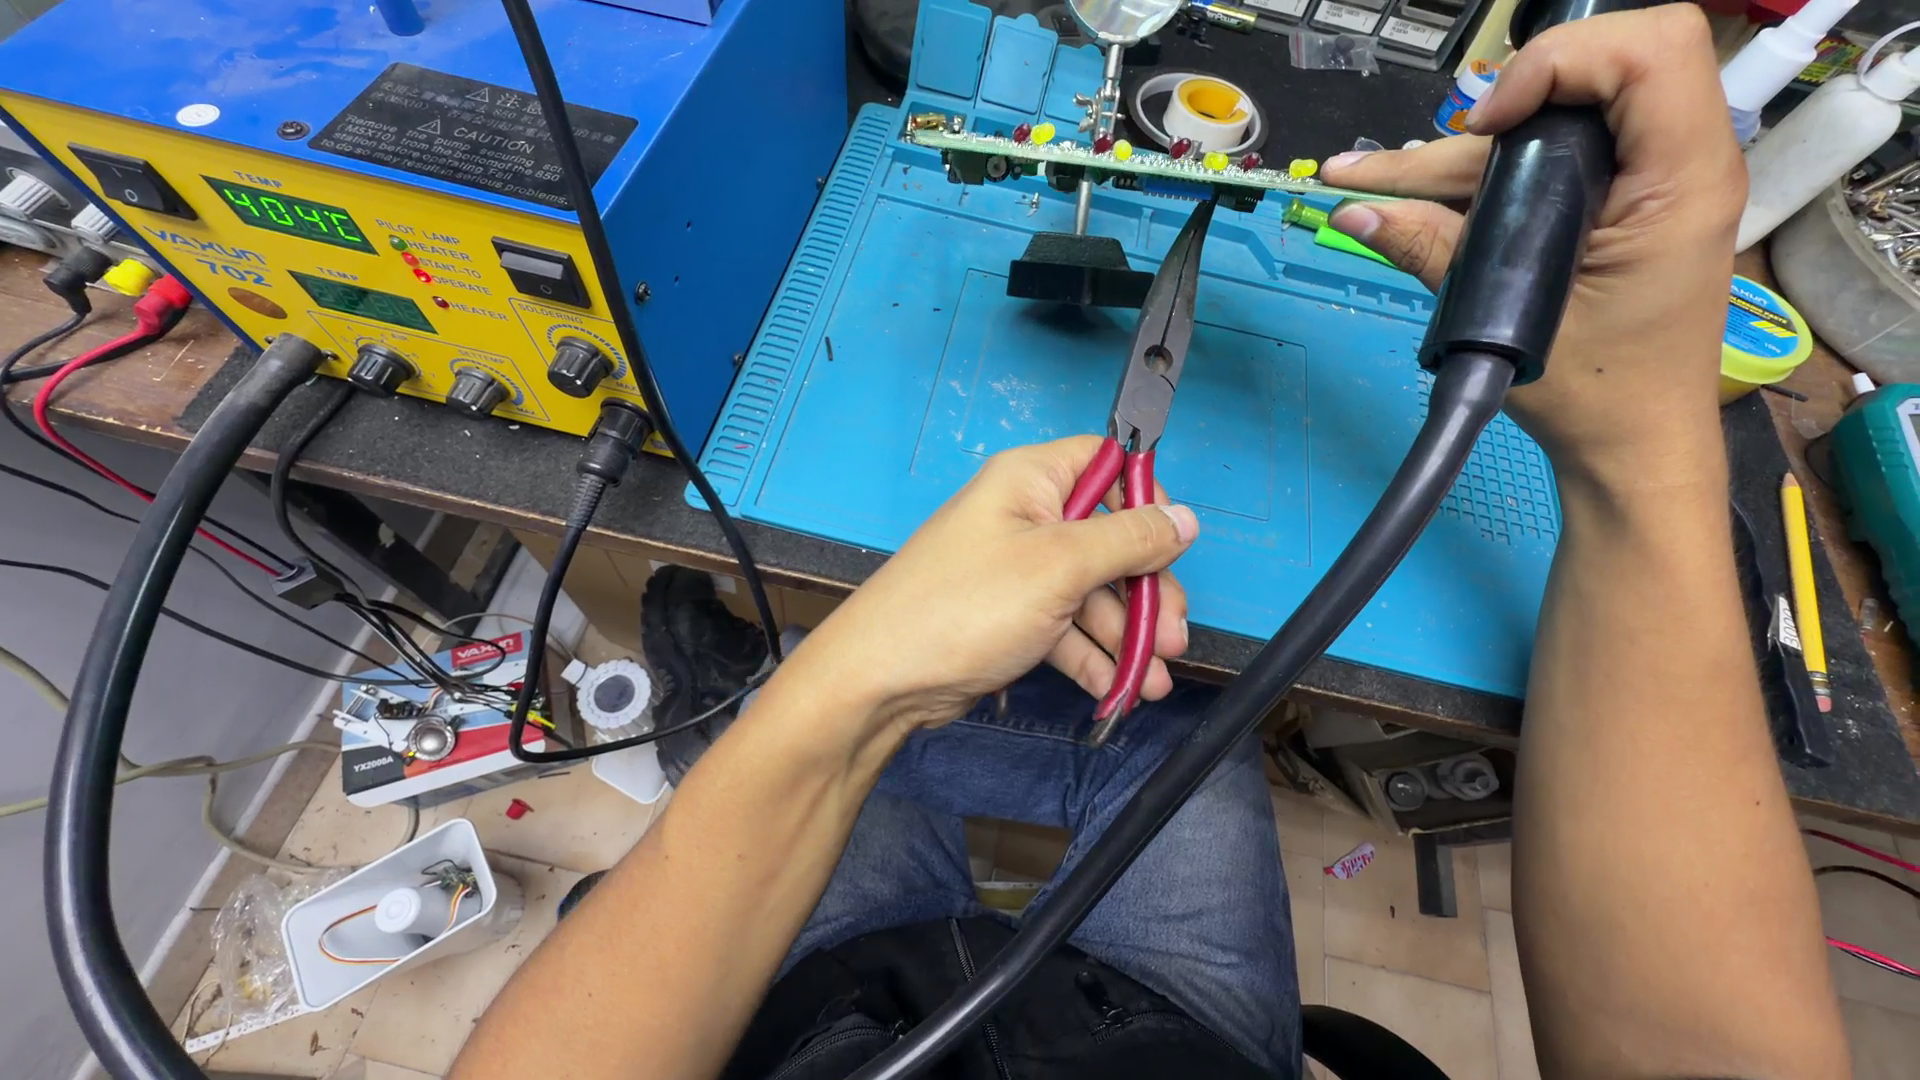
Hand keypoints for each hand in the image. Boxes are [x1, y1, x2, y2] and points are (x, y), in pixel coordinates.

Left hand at [785, 437, 1199, 733]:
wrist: (884, 680)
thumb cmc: (968, 605)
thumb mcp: (1059, 566)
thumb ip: (1128, 540)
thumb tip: (1184, 518)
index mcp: (1030, 480)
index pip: (1104, 464)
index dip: (1143, 498)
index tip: (1171, 544)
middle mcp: (1025, 518)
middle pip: (1108, 539)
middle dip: (1146, 590)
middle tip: (1176, 636)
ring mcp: (1018, 572)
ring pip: (1092, 593)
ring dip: (1128, 635)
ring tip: (1156, 678)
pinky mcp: (1012, 618)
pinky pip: (1066, 628)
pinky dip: (1094, 657)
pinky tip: (1121, 690)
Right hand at [1322, 6, 1743, 495]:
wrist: (1630, 442)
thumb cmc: (1596, 393)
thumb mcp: (1509, 318)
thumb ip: (1437, 254)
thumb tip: (1357, 215)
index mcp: (1677, 180)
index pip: (1644, 54)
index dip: (1556, 67)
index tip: (1482, 131)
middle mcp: (1662, 166)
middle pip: (1558, 102)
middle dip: (1453, 138)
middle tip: (1360, 176)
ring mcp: (1629, 189)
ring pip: (1527, 146)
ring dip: (1439, 168)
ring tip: (1355, 185)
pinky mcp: (1598, 214)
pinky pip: (1528, 179)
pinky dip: (1461, 190)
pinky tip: (1400, 204)